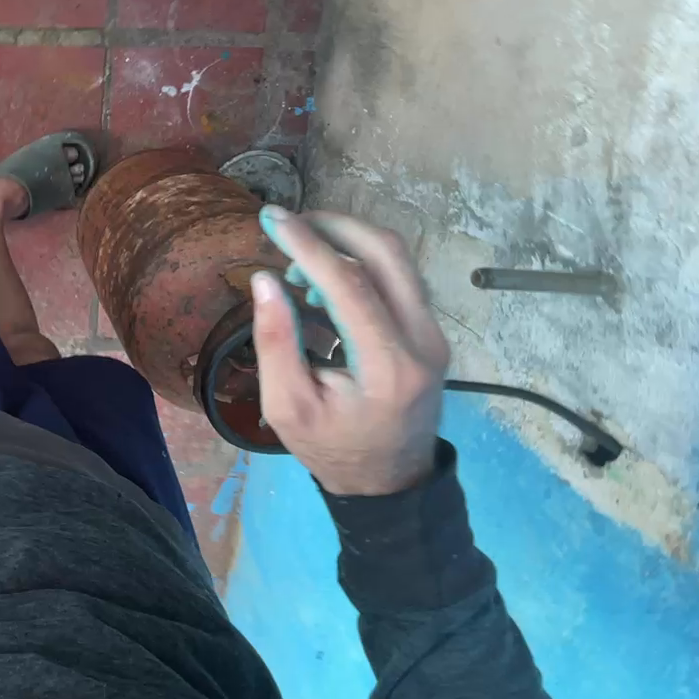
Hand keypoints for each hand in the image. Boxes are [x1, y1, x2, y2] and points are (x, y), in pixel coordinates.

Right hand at [249, 206, 449, 495]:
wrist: (389, 481)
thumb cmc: (331, 446)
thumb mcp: (286, 405)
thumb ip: (275, 341)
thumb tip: (264, 278)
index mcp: (388, 366)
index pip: (349, 284)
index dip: (307, 244)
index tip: (271, 218)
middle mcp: (423, 341)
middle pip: (386, 253)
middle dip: (333, 225)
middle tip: (288, 224)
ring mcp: (433, 333)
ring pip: (396, 258)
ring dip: (345, 240)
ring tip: (298, 258)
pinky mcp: (429, 329)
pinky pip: (396, 275)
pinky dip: (357, 261)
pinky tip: (320, 279)